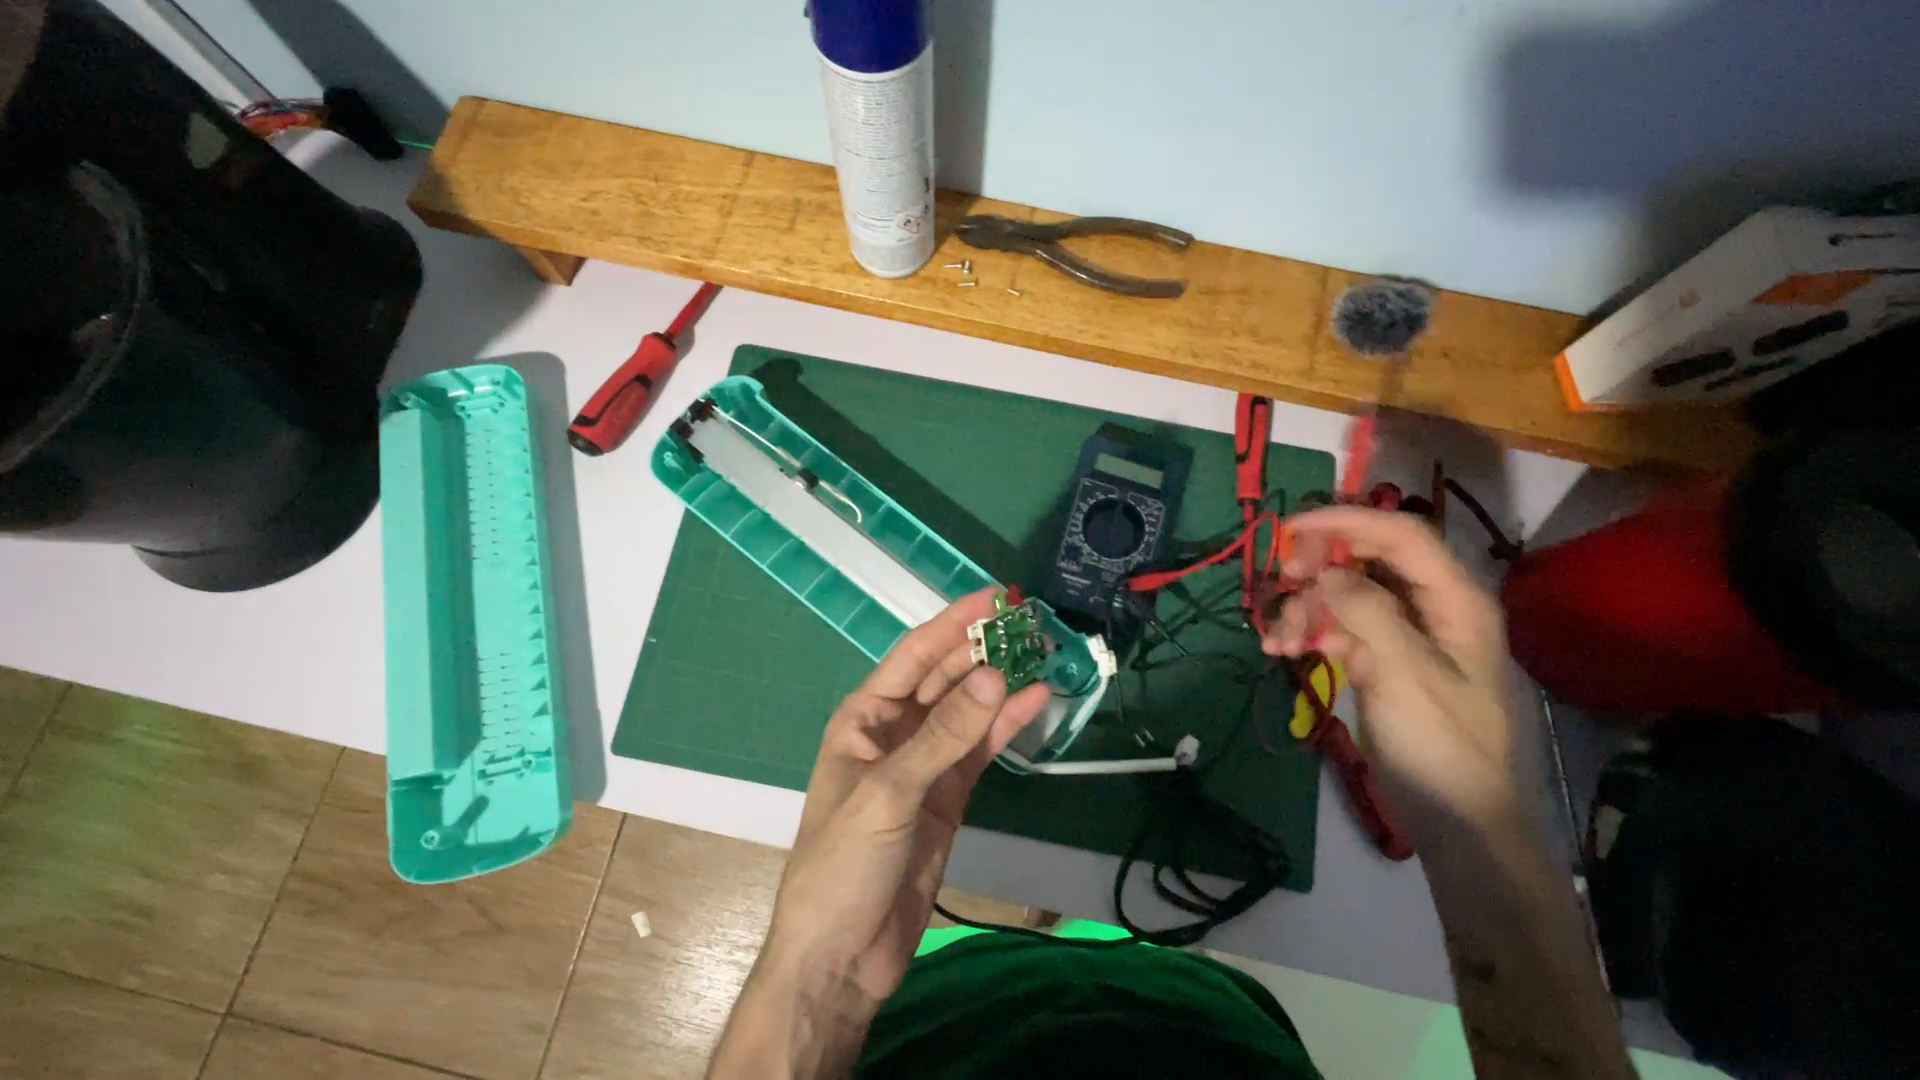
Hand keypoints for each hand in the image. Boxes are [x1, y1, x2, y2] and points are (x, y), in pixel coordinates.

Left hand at [761, 589, 1049, 1015]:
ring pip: (967, 713)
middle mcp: (894, 733)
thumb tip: (995, 677)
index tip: (995, 597)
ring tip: (1044, 656)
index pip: (913, 657)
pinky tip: (1037, 705)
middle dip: (983, 651)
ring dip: (1001, 687)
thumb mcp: (890, 792)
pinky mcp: (948, 798)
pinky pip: (979, 752)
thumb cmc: (844, 864)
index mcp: (863, 719)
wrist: (841, 954)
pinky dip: (1005, 729)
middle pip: (944, 679)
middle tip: (1031, 625)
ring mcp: (924, 766)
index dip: (952, 624)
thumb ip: (944, 736)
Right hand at [1264, 507, 1518, 828]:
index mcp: (1455, 600)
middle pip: (1368, 560)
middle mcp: (1431, 606)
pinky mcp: (1382, 659)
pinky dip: (1311, 632)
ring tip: (1277, 640)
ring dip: (1307, 607)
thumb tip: (1324, 572)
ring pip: (1346, 594)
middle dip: (1319, 566)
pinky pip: (1341, 627)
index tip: (1291, 530)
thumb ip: (1366, 611)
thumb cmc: (1441, 742)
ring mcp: (1405, 633)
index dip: (1346, 522)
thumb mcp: (1405, 673)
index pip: (1400, 535)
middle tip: (1281, 582)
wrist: (1454, 816)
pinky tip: (1284, 650)